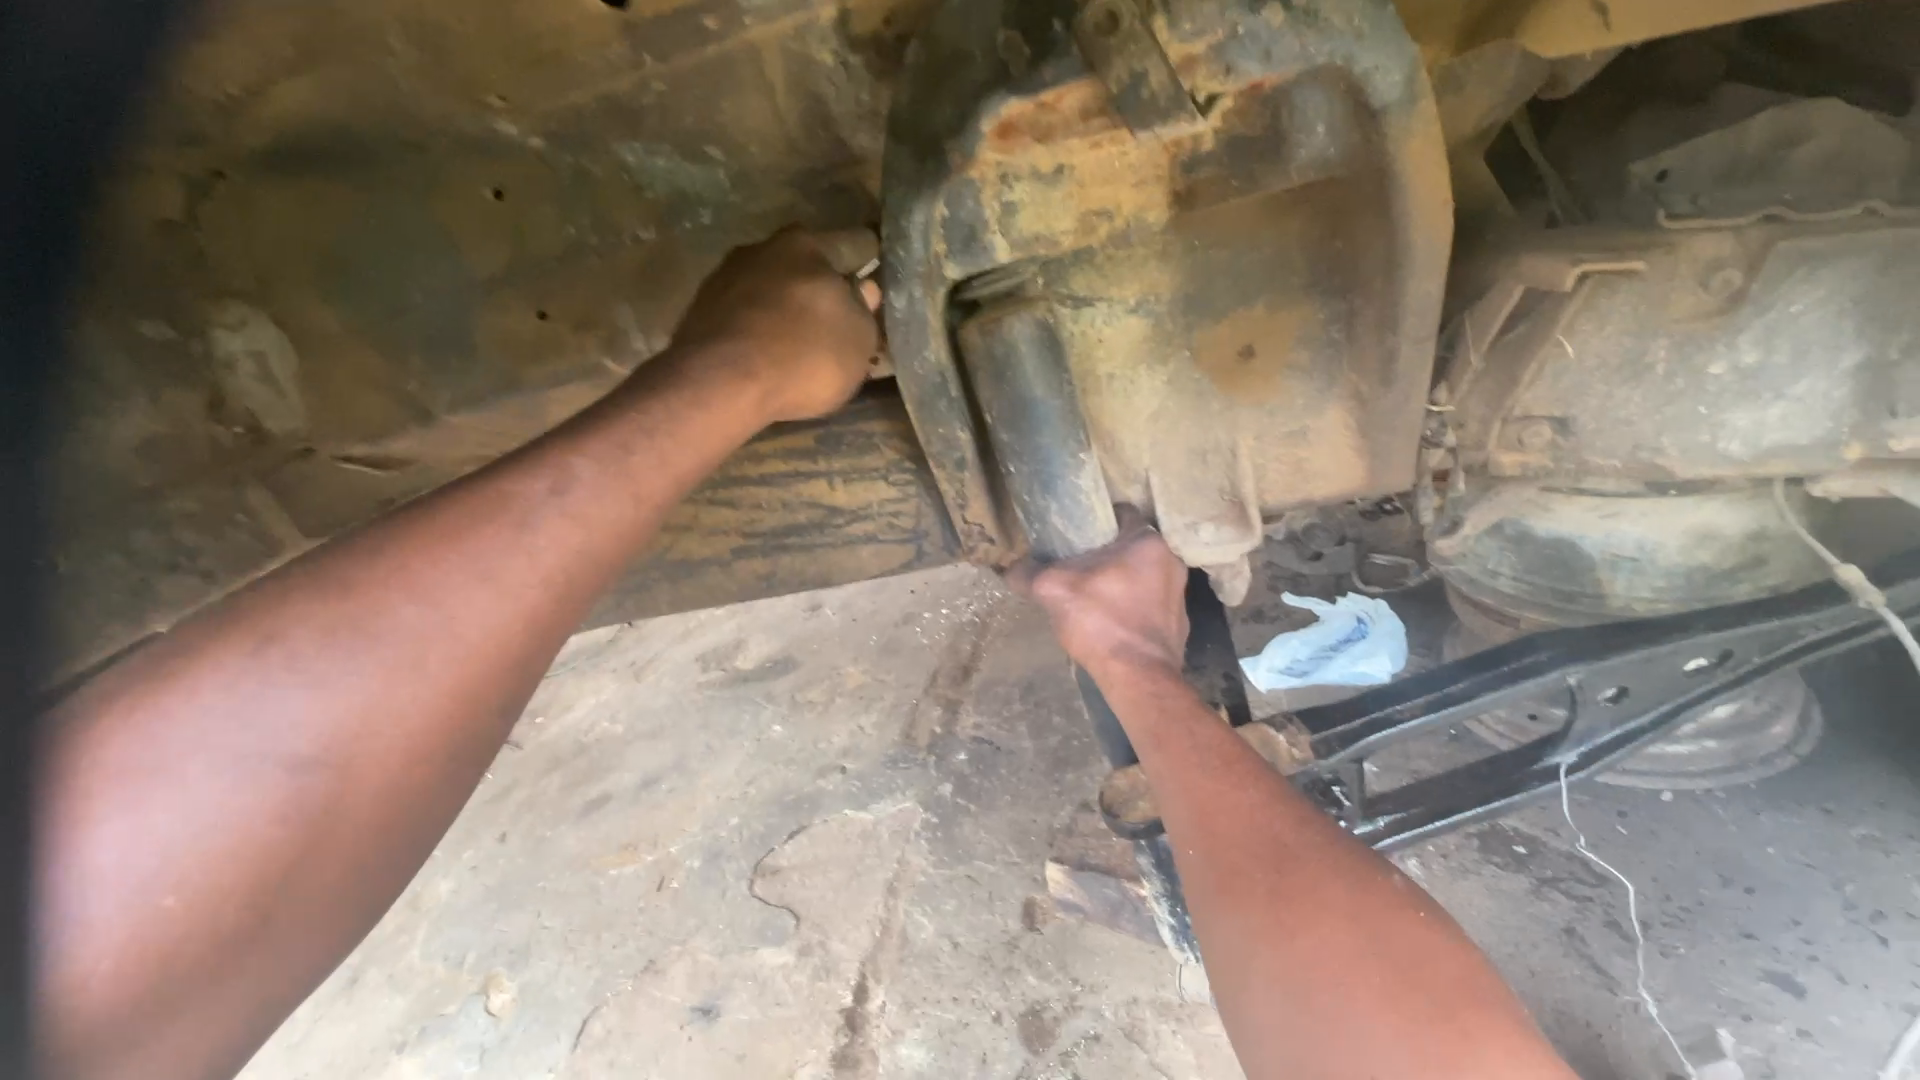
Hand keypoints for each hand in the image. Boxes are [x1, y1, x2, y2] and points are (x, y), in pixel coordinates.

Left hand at [669, 226, 882, 423]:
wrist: (718, 384)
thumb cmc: (802, 356)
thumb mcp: (858, 341)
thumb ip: (865, 312)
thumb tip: (861, 291)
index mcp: (809, 246)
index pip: (856, 242)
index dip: (872, 262)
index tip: (878, 283)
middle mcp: (765, 248)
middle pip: (808, 264)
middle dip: (825, 287)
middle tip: (839, 322)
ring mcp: (727, 276)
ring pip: (774, 287)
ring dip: (788, 307)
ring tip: (799, 343)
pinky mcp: (702, 308)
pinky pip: (747, 313)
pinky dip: (760, 327)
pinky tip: (767, 355)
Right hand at [1008, 507, 1189, 678]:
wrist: (1138, 676)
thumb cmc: (1100, 621)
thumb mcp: (1052, 590)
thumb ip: (1029, 573)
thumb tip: (1010, 569)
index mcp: (1148, 542)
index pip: (1122, 514)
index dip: (1097, 521)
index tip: (1076, 534)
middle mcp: (1172, 562)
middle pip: (1132, 548)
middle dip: (1108, 555)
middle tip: (1079, 567)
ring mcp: (1179, 596)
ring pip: (1143, 577)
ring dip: (1121, 583)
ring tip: (1092, 597)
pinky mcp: (1179, 625)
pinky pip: (1150, 607)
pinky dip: (1132, 610)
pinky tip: (1110, 623)